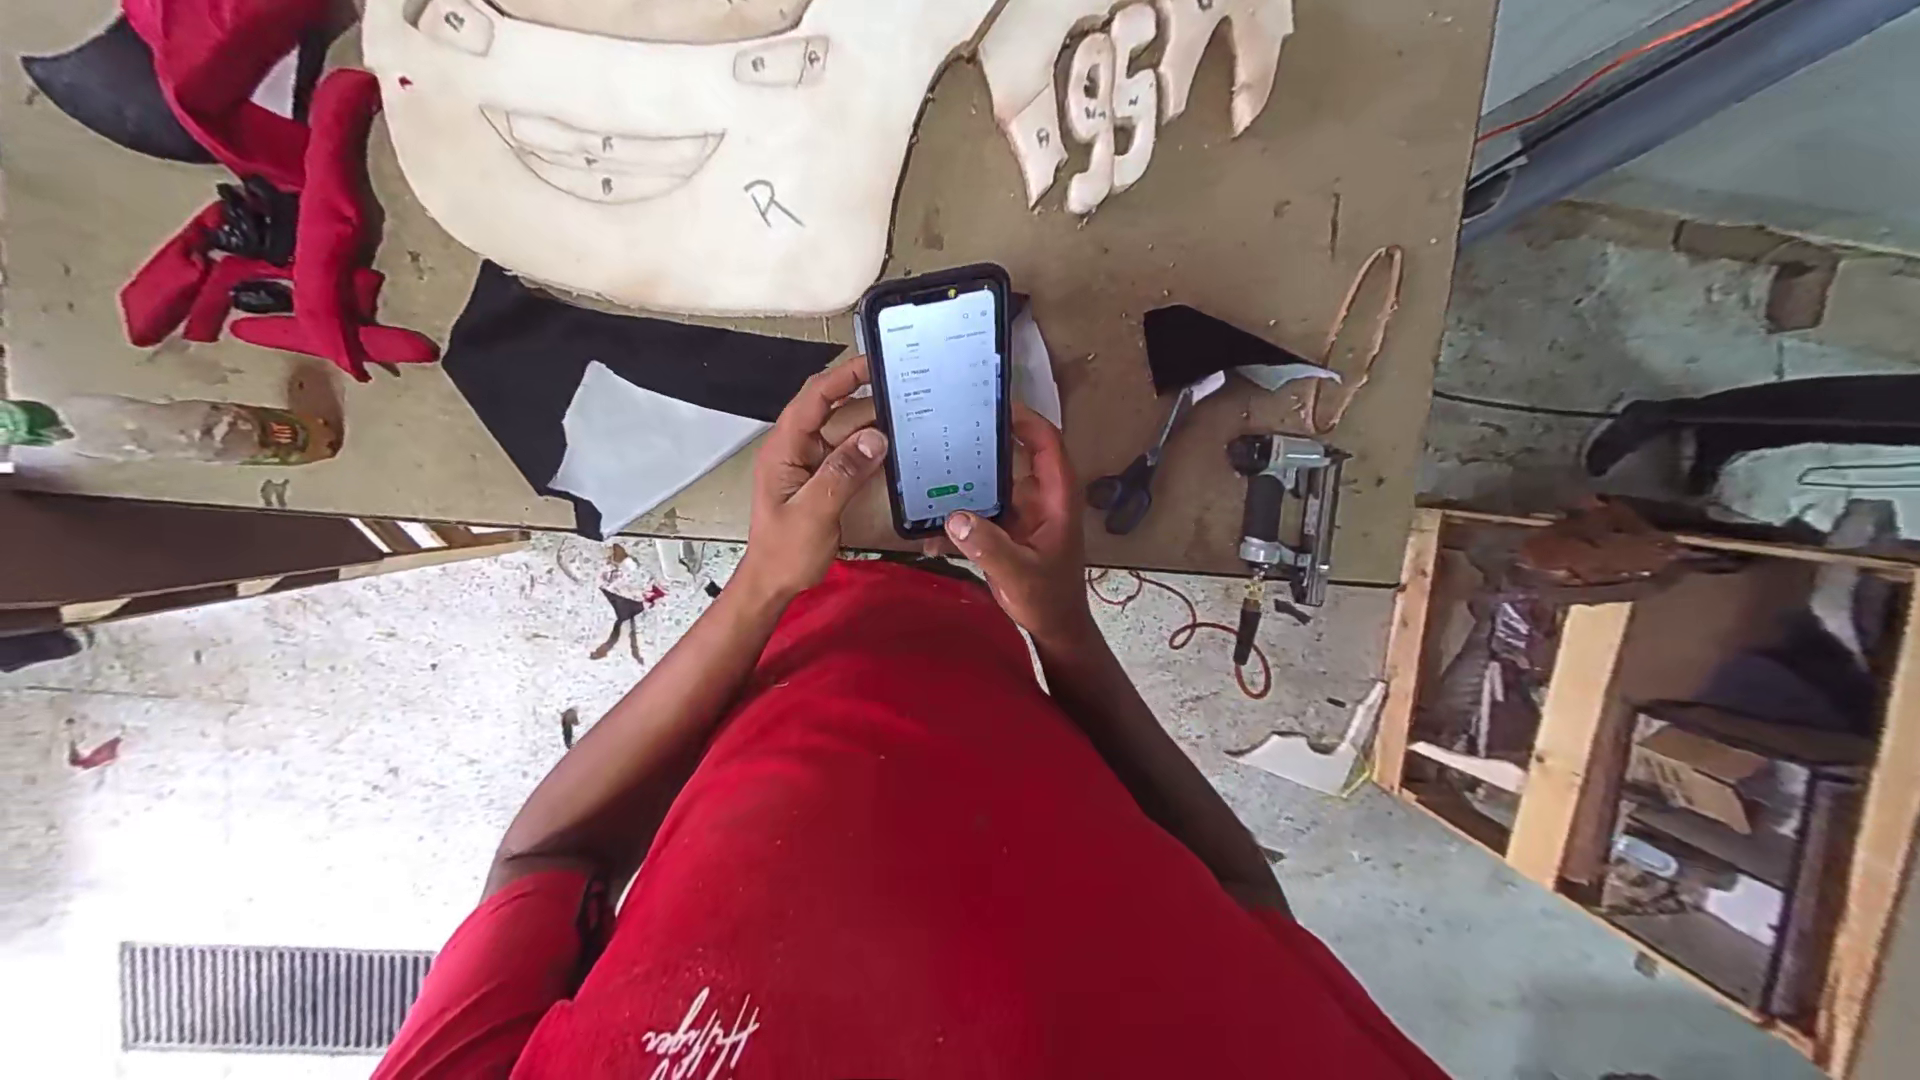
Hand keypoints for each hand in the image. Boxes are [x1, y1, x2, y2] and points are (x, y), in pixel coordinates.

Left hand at [736, 356, 887, 600]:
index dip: (842, 377)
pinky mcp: (822, 479)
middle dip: (862, 393)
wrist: (774, 582)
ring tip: (904, 411)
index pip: (813, 399)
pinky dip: (869, 446)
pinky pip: (848, 453)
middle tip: (899, 386)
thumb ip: (842, 474)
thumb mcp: (814, 512)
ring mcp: (809, 464)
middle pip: (830, 408)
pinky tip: (892, 445)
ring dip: (869, 420)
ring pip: (842, 430)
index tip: (873, 363)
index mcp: (784, 449)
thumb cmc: (784, 551)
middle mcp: (796, 449)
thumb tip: (875, 439)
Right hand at [941, 405, 1097, 652]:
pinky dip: (961, 508)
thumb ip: (989, 547)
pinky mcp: (1008, 527)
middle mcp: (1041, 497)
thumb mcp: (1019, 574)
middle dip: (987, 438)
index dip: (1025, 419)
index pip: (1047, 443)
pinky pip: (982, 507)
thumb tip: (954, 516)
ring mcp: (1024, 512)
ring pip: (995, 479)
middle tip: (951, 425)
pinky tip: (932, 517)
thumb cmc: (1049, 599)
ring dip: (968, 472)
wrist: (1053, 627)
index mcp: (1056, 498)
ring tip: (932, 459)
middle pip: (1017, 453)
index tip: (993, 406)